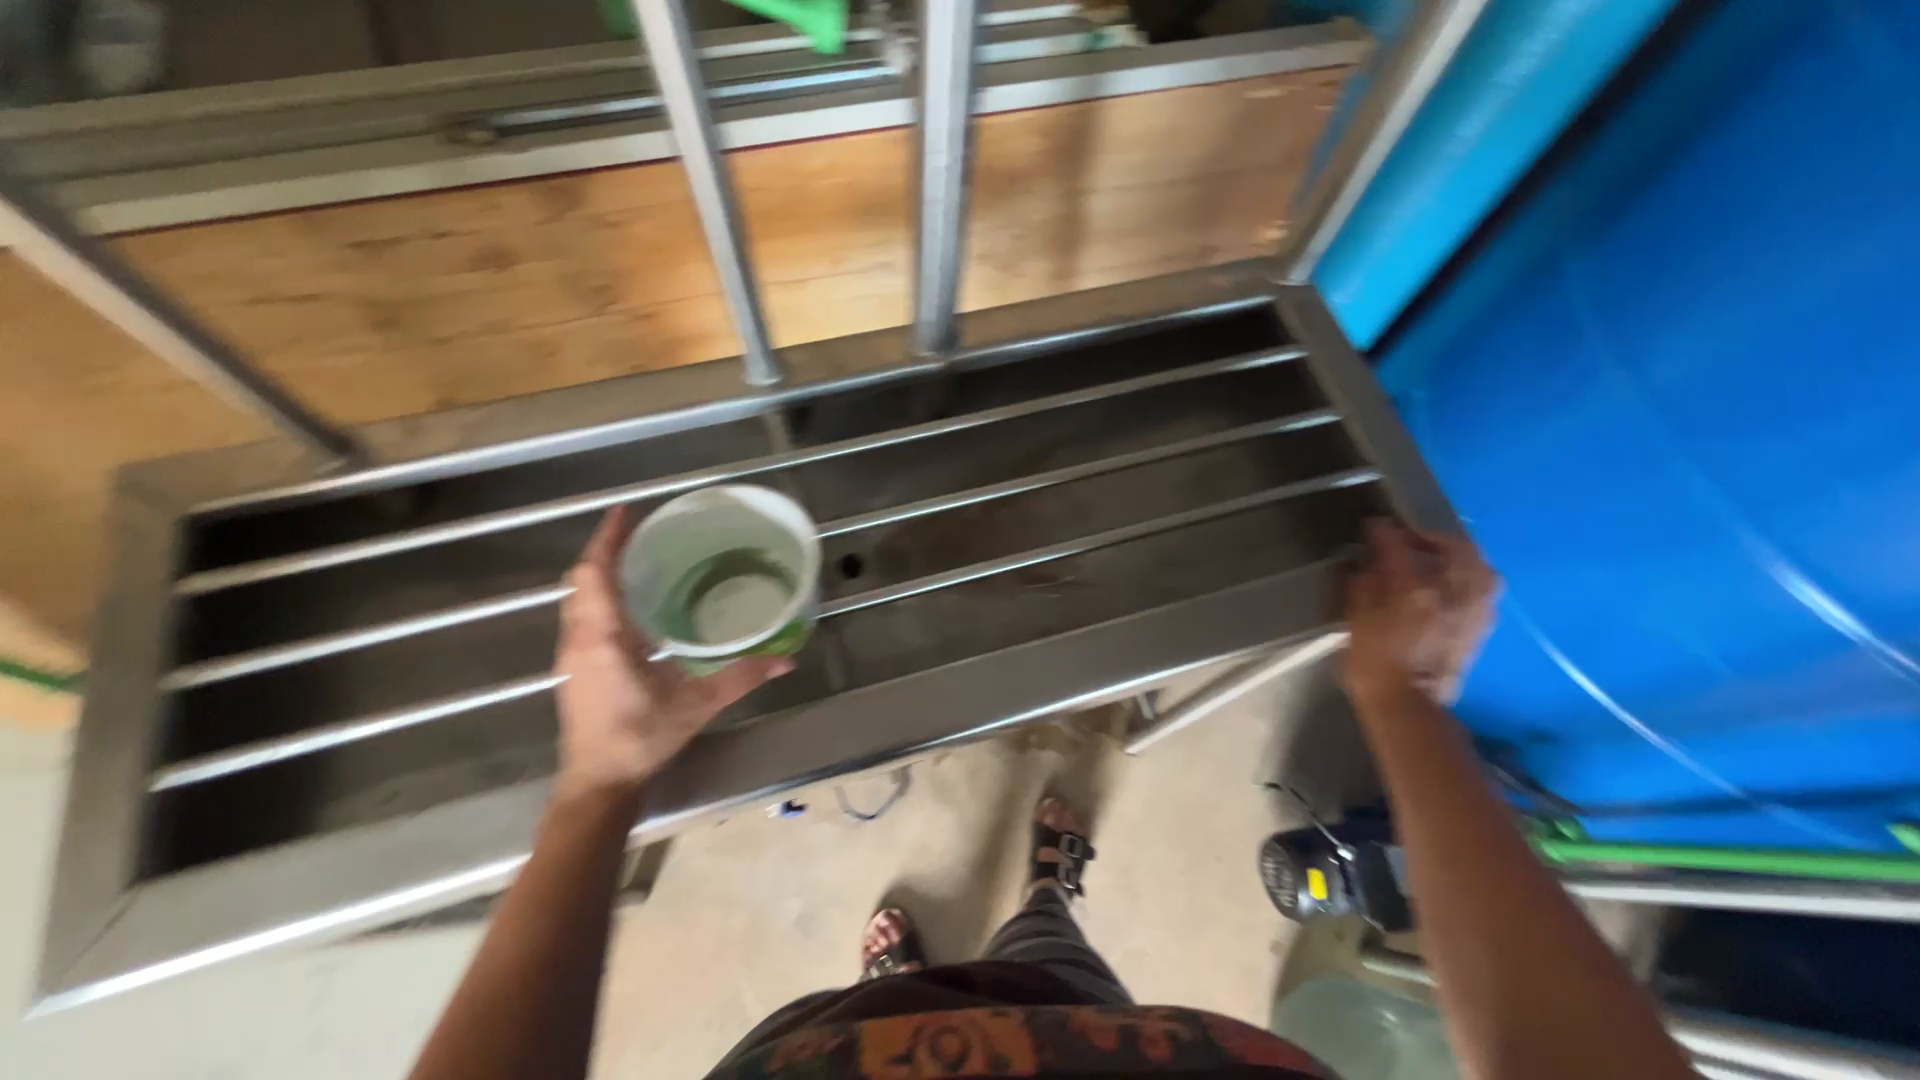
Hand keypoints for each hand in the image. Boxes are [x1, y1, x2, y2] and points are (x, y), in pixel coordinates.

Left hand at [553, 507, 791, 798]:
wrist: (599, 784)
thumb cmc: (642, 740)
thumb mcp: (697, 705)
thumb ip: (741, 677)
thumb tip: (785, 658)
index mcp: (604, 639)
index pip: (594, 574)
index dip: (607, 539)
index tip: (626, 512)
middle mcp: (580, 640)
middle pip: (581, 580)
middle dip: (605, 550)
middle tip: (638, 531)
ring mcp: (571, 656)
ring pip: (577, 600)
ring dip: (599, 574)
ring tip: (636, 560)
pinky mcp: (573, 671)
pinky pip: (580, 618)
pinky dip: (599, 598)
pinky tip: (630, 607)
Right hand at [1344, 518, 1500, 706]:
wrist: (1408, 705)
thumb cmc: (1373, 662)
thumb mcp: (1356, 619)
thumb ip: (1365, 582)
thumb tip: (1371, 561)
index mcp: (1414, 588)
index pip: (1398, 545)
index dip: (1383, 532)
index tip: (1372, 526)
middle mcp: (1453, 591)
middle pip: (1453, 546)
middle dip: (1430, 537)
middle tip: (1408, 539)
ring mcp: (1474, 607)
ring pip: (1476, 564)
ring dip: (1456, 554)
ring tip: (1435, 558)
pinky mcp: (1483, 623)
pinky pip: (1482, 586)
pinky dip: (1468, 576)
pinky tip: (1450, 582)